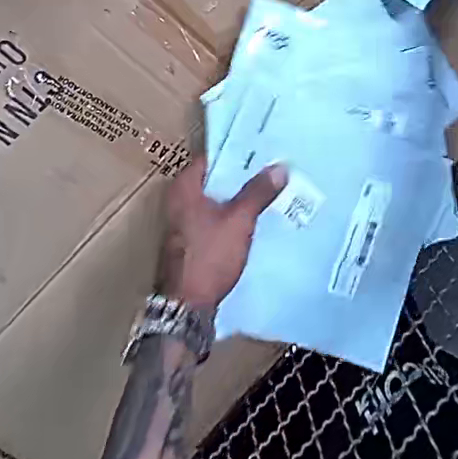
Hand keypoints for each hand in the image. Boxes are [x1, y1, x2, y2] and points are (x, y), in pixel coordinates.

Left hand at [156, 157, 286, 312]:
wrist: (186, 308)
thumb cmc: (209, 256)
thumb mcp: (240, 221)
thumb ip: (258, 192)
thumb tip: (279, 167)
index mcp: (184, 186)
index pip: (213, 157)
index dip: (238, 152)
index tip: (262, 150)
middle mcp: (177, 199)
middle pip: (215, 178)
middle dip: (241, 176)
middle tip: (270, 168)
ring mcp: (181, 221)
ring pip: (215, 199)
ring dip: (237, 197)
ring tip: (267, 189)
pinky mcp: (189, 240)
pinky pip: (213, 217)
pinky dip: (230, 214)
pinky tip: (253, 217)